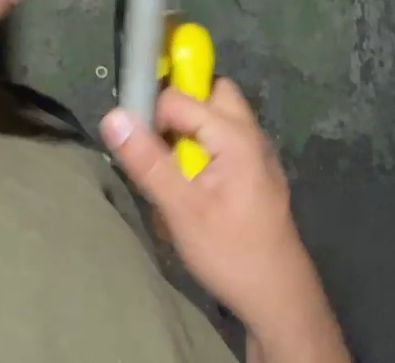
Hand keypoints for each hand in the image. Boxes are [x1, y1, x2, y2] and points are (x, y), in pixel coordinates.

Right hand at [101, 81, 331, 335]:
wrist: (281, 304)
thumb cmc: (231, 252)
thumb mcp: (180, 209)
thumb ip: (146, 160)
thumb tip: (113, 116)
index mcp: (235, 136)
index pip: (179, 97)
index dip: (152, 113)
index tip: (138, 141)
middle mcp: (252, 136)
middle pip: (212, 91)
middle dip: (181, 102)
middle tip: (158, 135)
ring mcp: (258, 156)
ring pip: (221, 115)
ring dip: (193, 124)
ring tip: (172, 160)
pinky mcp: (257, 175)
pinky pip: (226, 139)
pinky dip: (205, 144)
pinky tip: (192, 181)